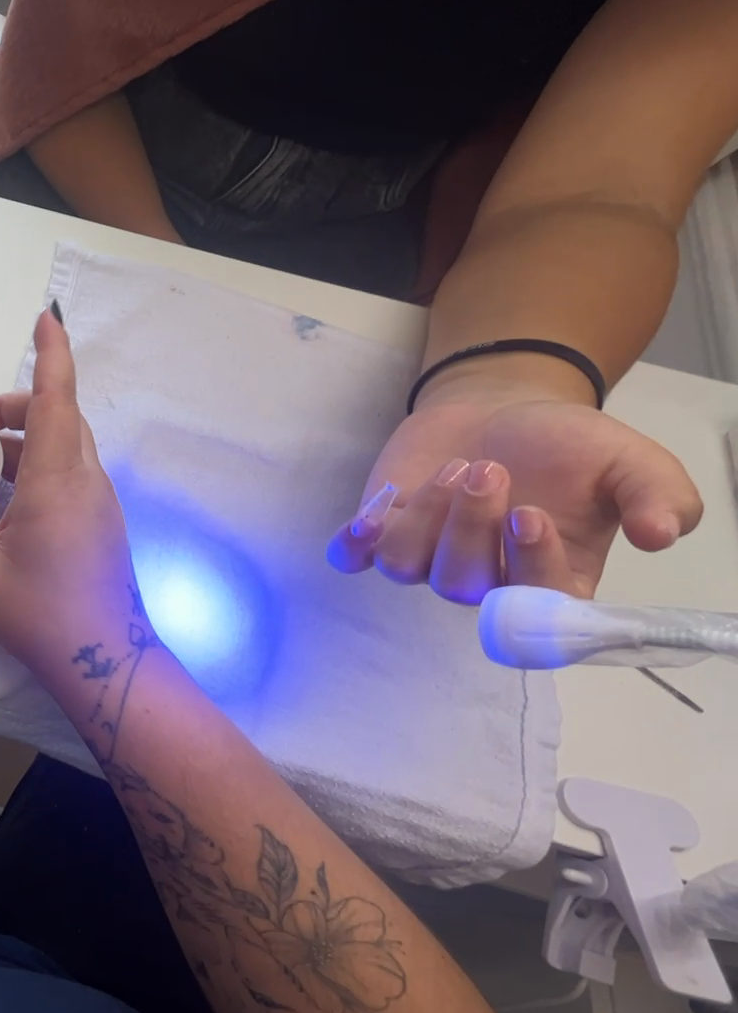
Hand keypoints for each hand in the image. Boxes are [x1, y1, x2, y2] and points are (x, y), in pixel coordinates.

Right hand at [0, 307, 144, 677]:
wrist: (107, 665)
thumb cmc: (44, 612)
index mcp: (60, 481)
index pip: (57, 399)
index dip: (51, 353)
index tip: (45, 318)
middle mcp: (85, 481)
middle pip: (57, 417)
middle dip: (13, 409)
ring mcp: (96, 502)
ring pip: (62, 447)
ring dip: (19, 443)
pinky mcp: (96, 523)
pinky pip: (65, 475)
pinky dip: (30, 470)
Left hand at [326, 359, 701, 602]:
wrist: (499, 409)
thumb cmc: (565, 444)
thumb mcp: (629, 462)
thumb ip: (656, 496)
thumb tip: (661, 535)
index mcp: (550, 573)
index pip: (535, 603)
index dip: (526, 566)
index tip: (528, 514)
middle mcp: (482, 575)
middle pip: (459, 583)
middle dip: (468, 526)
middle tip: (487, 469)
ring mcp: (424, 554)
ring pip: (406, 566)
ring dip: (425, 517)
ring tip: (456, 467)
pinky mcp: (380, 532)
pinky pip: (351, 558)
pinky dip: (352, 547)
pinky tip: (369, 518)